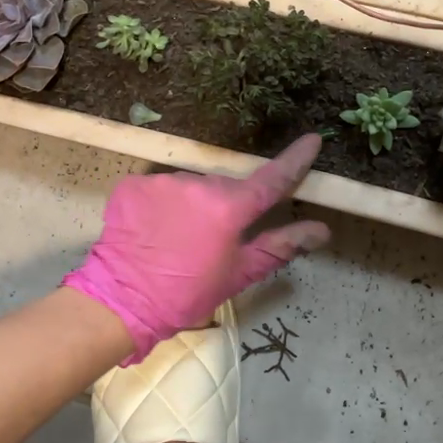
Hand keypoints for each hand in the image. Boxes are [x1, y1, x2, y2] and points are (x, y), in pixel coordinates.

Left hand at [63, 135, 330, 363]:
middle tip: (217, 238)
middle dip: (229, 205)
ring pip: (193, 186)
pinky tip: (156, 230)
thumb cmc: (187, 294)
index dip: (295, 160)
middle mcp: (199, 184)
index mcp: (230, 208)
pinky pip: (162, 188)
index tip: (313, 140)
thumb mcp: (239, 274)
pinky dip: (164, 205)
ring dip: (195, 204)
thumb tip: (322, 229)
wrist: (120, 302)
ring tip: (180, 238)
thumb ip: (281, 246)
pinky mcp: (135, 184)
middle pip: (227, 186)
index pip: (272, 178)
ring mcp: (164, 181)